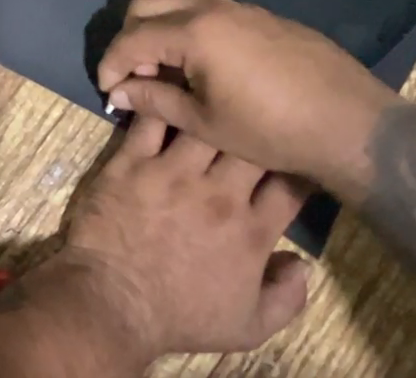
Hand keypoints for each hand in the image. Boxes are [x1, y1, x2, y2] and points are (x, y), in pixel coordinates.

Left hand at [53, 115, 313, 357]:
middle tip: (250, 117)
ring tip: (209, 91)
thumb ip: (286, 297)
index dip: (294, 165)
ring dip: (206, 109)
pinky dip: (156, 103)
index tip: (291, 154)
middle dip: (254, 128)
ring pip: (201, 123)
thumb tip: (302, 262)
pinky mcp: (131, 162)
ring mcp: (172, 173)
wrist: (113, 300)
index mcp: (252, 231)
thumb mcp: (249, 326)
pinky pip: (149, 121)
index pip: (289, 185)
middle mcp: (218, 194)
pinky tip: (162, 89)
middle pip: (248, 144)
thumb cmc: (180, 316)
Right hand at [95, 0, 399, 198]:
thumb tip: (120, 91)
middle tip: (136, 73)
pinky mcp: (265, 16)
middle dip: (130, 36)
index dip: (112, 64)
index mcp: (193, 32)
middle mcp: (211, 8)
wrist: (354, 127)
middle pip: (147, 5)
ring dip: (160, 23)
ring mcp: (241, 8)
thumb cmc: (274, 131)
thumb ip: (155, 100)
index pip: (132, 39)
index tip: (108, 90)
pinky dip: (191, 24)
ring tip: (166, 62)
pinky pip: (212, 6)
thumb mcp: (205, 123)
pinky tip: (206, 61)